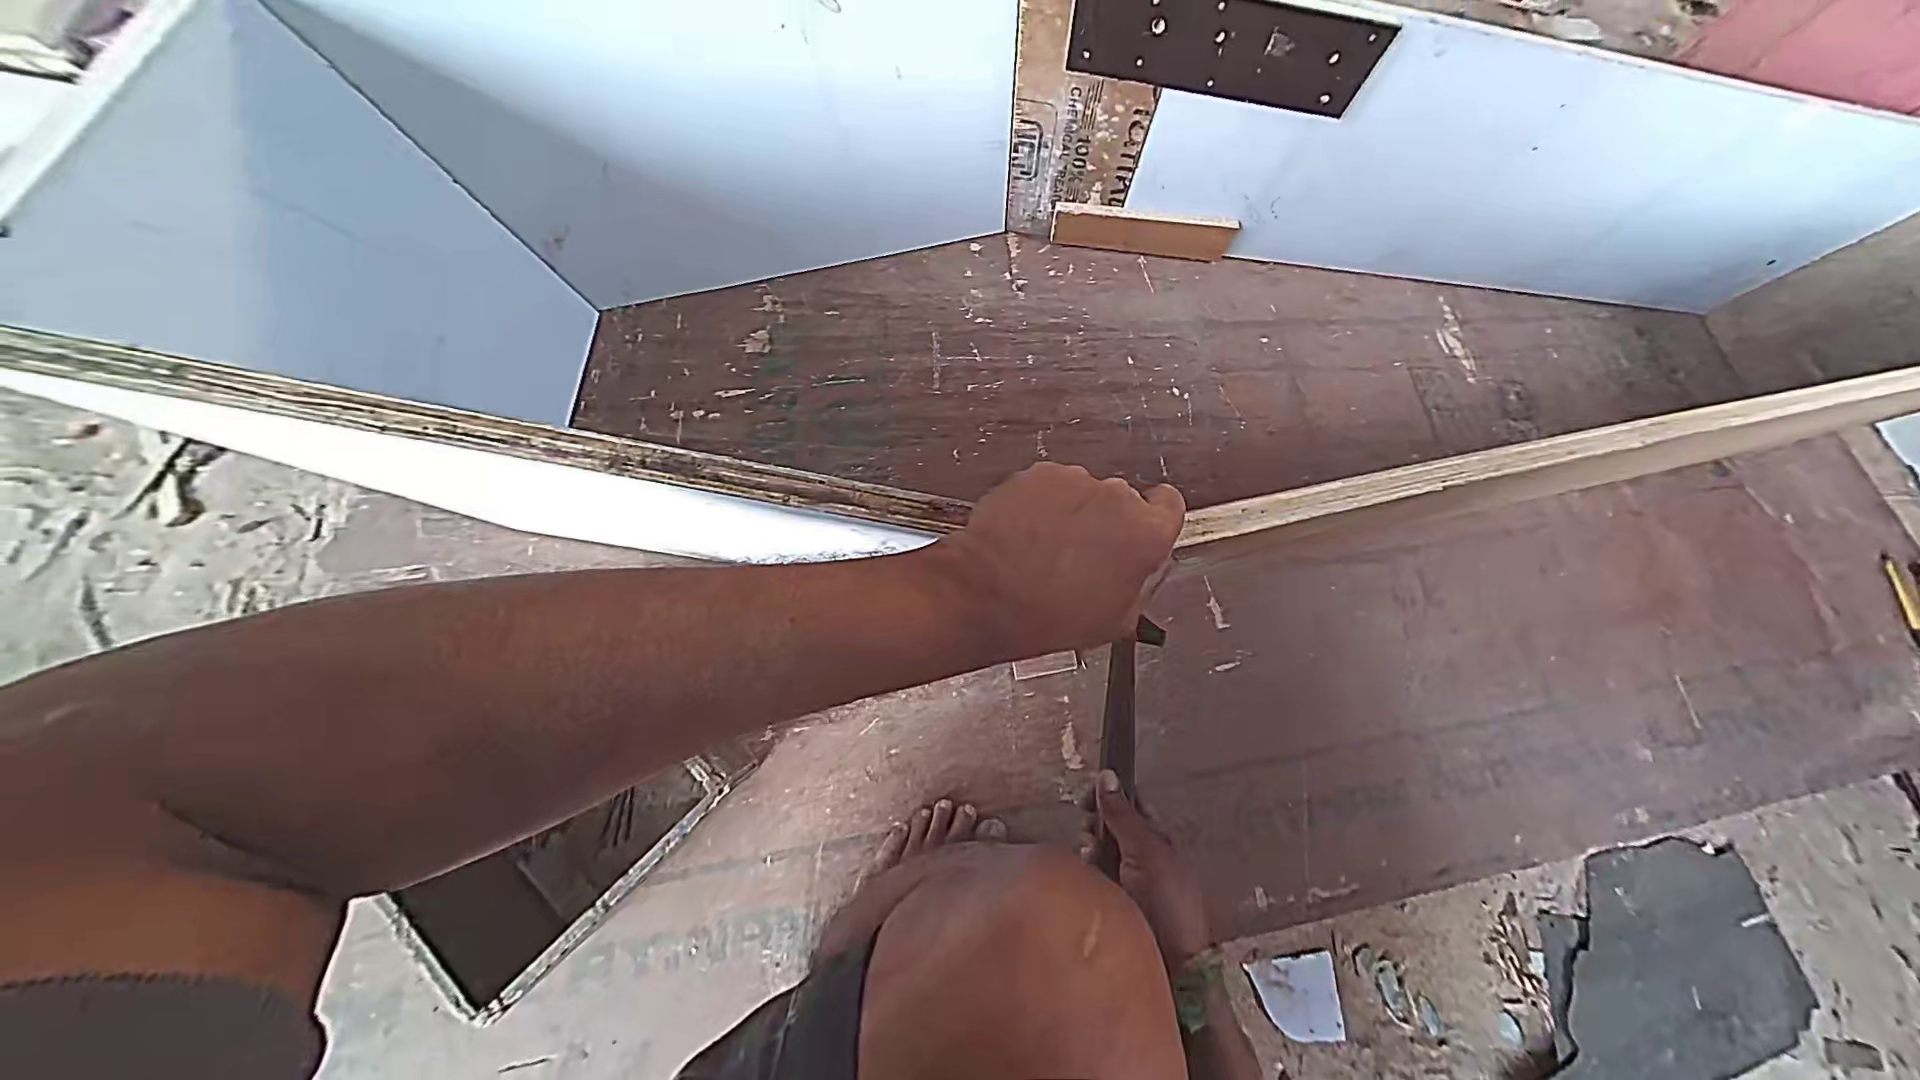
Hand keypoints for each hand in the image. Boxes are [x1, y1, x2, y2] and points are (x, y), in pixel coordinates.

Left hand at [926, 463, 1183, 656]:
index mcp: (1146, 533)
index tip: (1143, 526)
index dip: (1155, 518)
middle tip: (1084, 555)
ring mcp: (1074, 481)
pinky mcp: (1038, 474)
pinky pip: (1050, 486)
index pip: (1170, 504)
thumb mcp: (1117, 620)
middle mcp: (1115, 497)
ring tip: (1049, 549)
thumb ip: (1145, 582)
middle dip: (1108, 522)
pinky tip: (1029, 535)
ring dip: (1073, 512)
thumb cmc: (1044, 612)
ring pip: (1084, 491)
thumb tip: (1150, 567)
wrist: (986, 595)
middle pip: (1123, 500)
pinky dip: (1042, 504)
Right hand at [1086, 770, 1211, 967]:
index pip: (1128, 804)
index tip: (1088, 798)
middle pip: (1108, 825)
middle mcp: (1141, 856)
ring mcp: (1126, 880)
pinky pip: (1091, 877)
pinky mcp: (1112, 902)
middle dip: (1093, 824)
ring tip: (1090, 860)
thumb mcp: (1145, 850)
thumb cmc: (1168, 903)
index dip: (1108, 796)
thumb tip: (1107, 775)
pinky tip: (1086, 880)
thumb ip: (1123, 814)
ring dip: (1088, 850)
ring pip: (1096, 851)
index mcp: (1156, 838)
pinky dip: (1086, 874)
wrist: (1173, 968)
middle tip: (1090, 834)